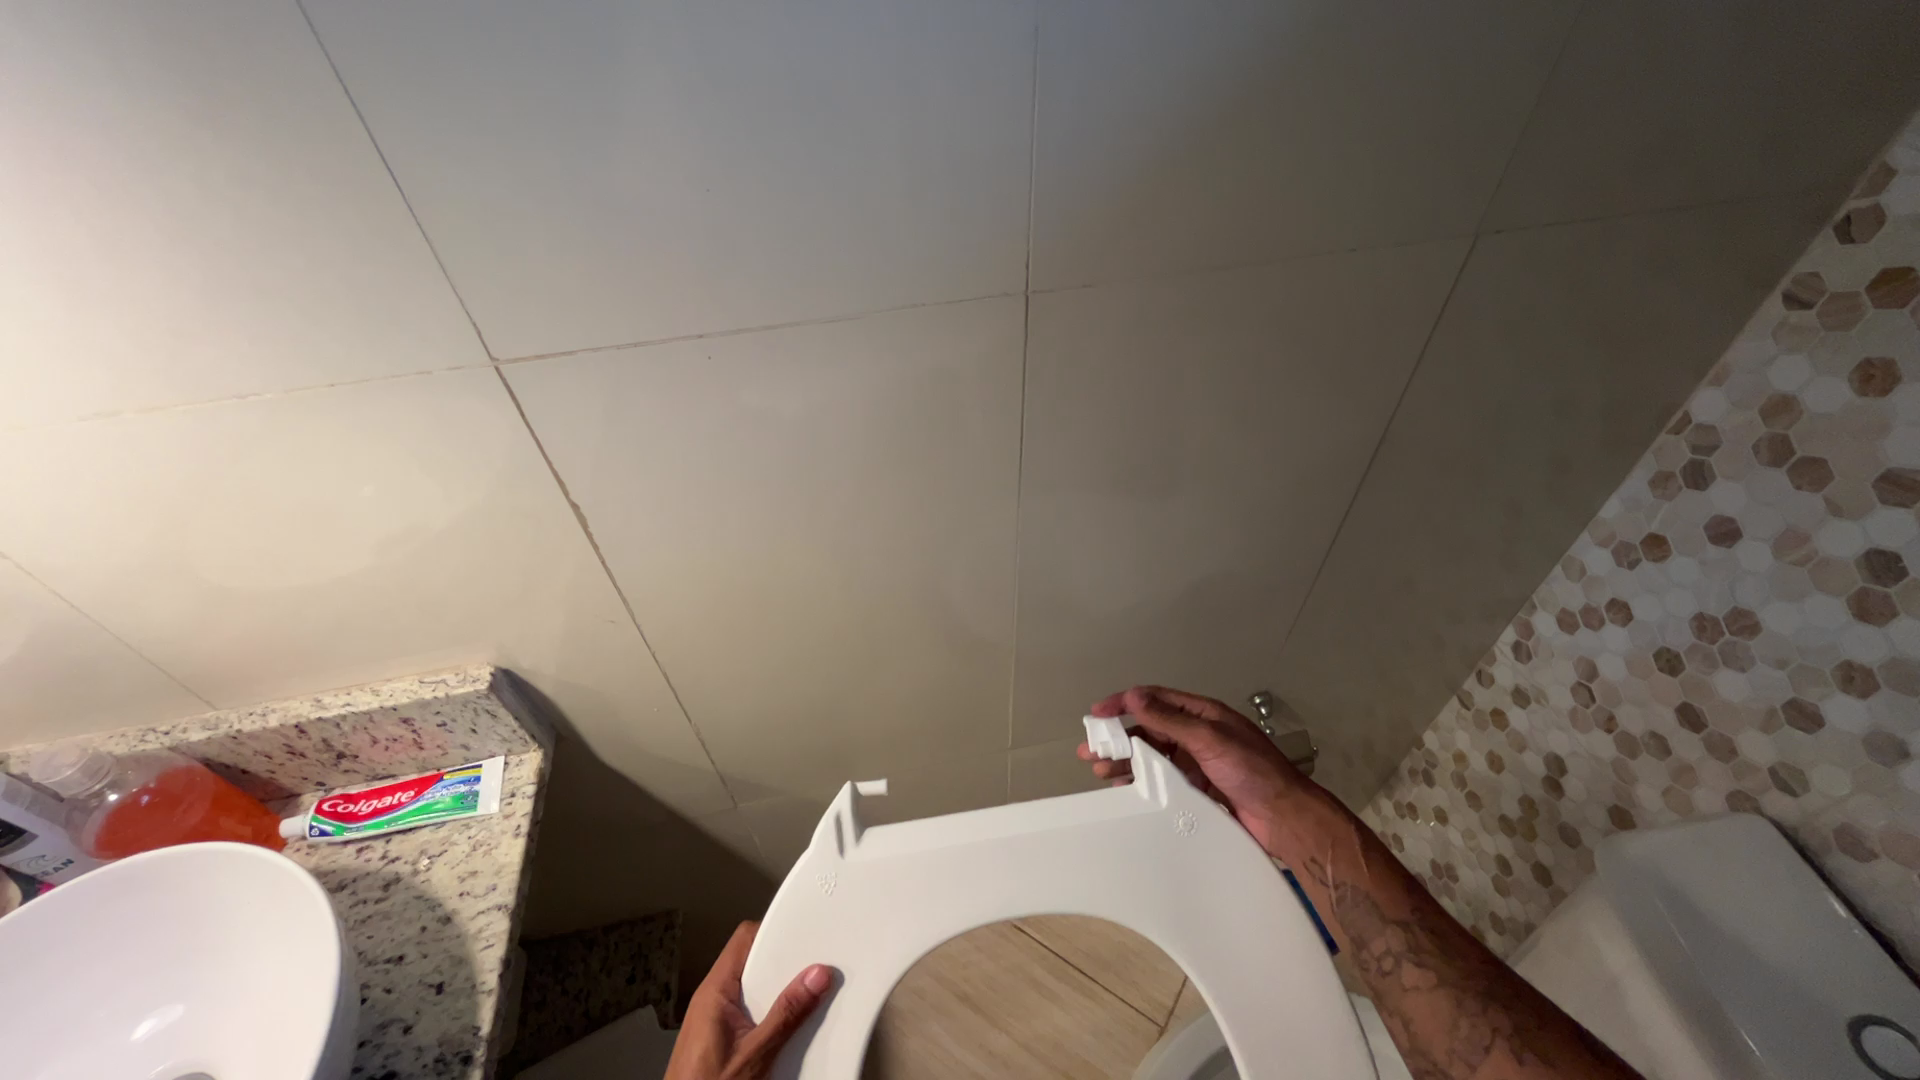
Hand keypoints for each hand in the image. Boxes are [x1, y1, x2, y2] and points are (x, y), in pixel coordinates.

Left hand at [664, 921, 833, 1079]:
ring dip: (777, 991)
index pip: (745, 938)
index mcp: (715, 991)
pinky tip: (786, 1025)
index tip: (803, 935)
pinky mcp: (719, 1036)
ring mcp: (714, 1017)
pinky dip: (769, 1011)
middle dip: (782, 965)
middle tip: (811, 969)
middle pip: (752, 961)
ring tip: (804, 998)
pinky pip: (749, 1009)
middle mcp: (712, 999)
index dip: (774, 932)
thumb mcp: (755, 1054)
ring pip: (752, 986)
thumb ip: (786, 1015)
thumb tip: (815, 976)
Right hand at [1079, 685, 1327, 855]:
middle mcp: (1197, 734)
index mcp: (1203, 714)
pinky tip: (1124, 788)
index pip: (1156, 700)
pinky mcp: (1197, 789)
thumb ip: (1169, 719)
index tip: (1097, 714)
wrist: (1284, 818)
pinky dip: (1141, 781)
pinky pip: (1162, 780)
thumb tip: (1134, 696)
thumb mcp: (1209, 739)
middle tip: (1090, 750)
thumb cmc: (1250, 771)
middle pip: (1150, 729)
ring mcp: (1197, 763)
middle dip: (1119, 738)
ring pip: (1153, 757)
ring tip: (1100, 772)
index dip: (1124, 703)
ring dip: (1127, 761)